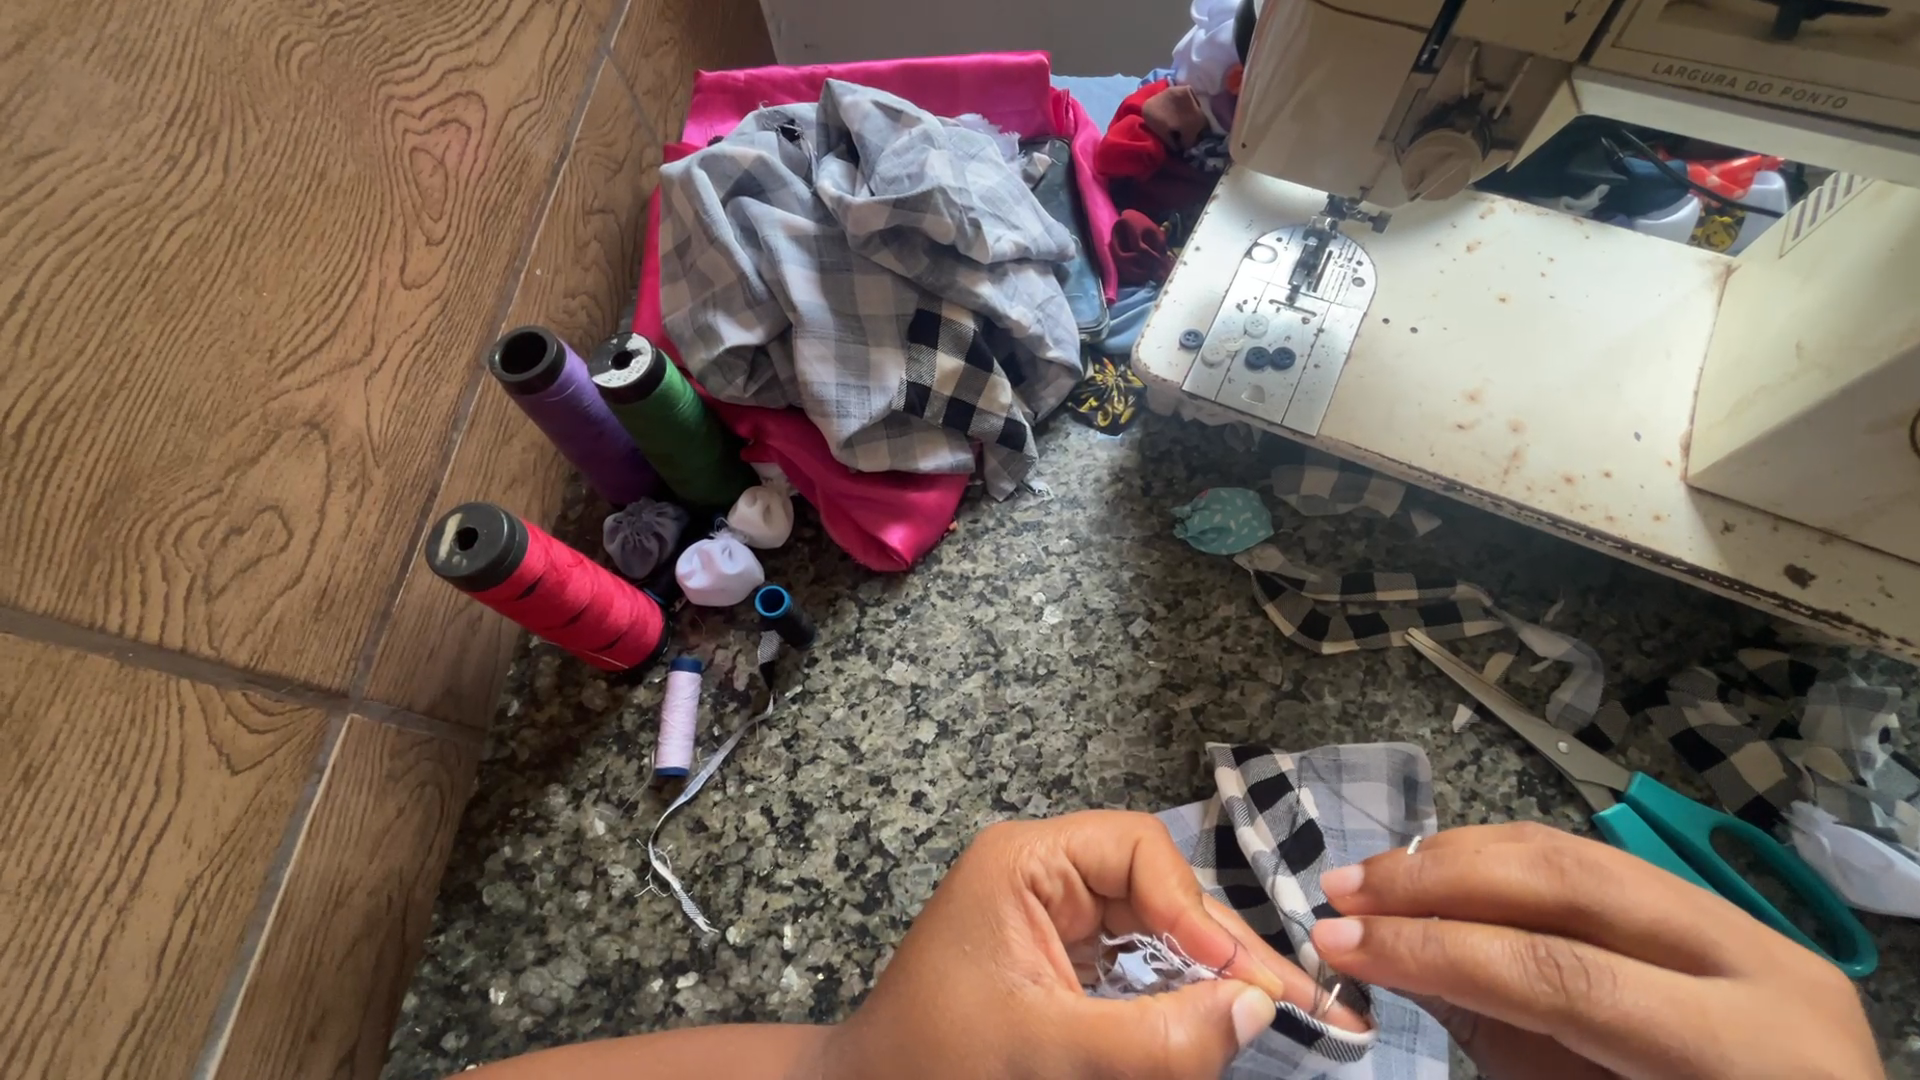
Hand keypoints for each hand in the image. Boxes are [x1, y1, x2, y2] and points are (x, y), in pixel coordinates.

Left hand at [818, 810, 1369, 1079]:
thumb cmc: (939, 1059)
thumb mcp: (1047, 1049)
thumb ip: (1153, 1037)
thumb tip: (1257, 1011)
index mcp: (1025, 861)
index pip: (1134, 849)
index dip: (1192, 907)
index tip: (1240, 978)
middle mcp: (1045, 873)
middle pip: (1154, 888)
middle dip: (1222, 947)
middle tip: (1303, 1004)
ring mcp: (1055, 913)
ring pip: (1154, 925)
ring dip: (1214, 972)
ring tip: (1289, 1013)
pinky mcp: (1063, 955)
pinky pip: (1136, 960)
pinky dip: (1180, 992)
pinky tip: (1226, 1017)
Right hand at [1308, 822, 1883, 1079]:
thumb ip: (1483, 1027)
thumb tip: (1373, 956)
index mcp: (1752, 1051)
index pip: (1559, 975)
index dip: (1432, 951)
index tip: (1335, 943)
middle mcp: (1755, 962)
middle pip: (1558, 882)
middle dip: (1430, 881)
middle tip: (1342, 892)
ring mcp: (1731, 917)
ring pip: (1558, 849)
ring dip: (1444, 857)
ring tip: (1369, 879)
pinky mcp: (1692, 897)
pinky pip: (1568, 853)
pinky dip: (1482, 856)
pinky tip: (1427, 870)